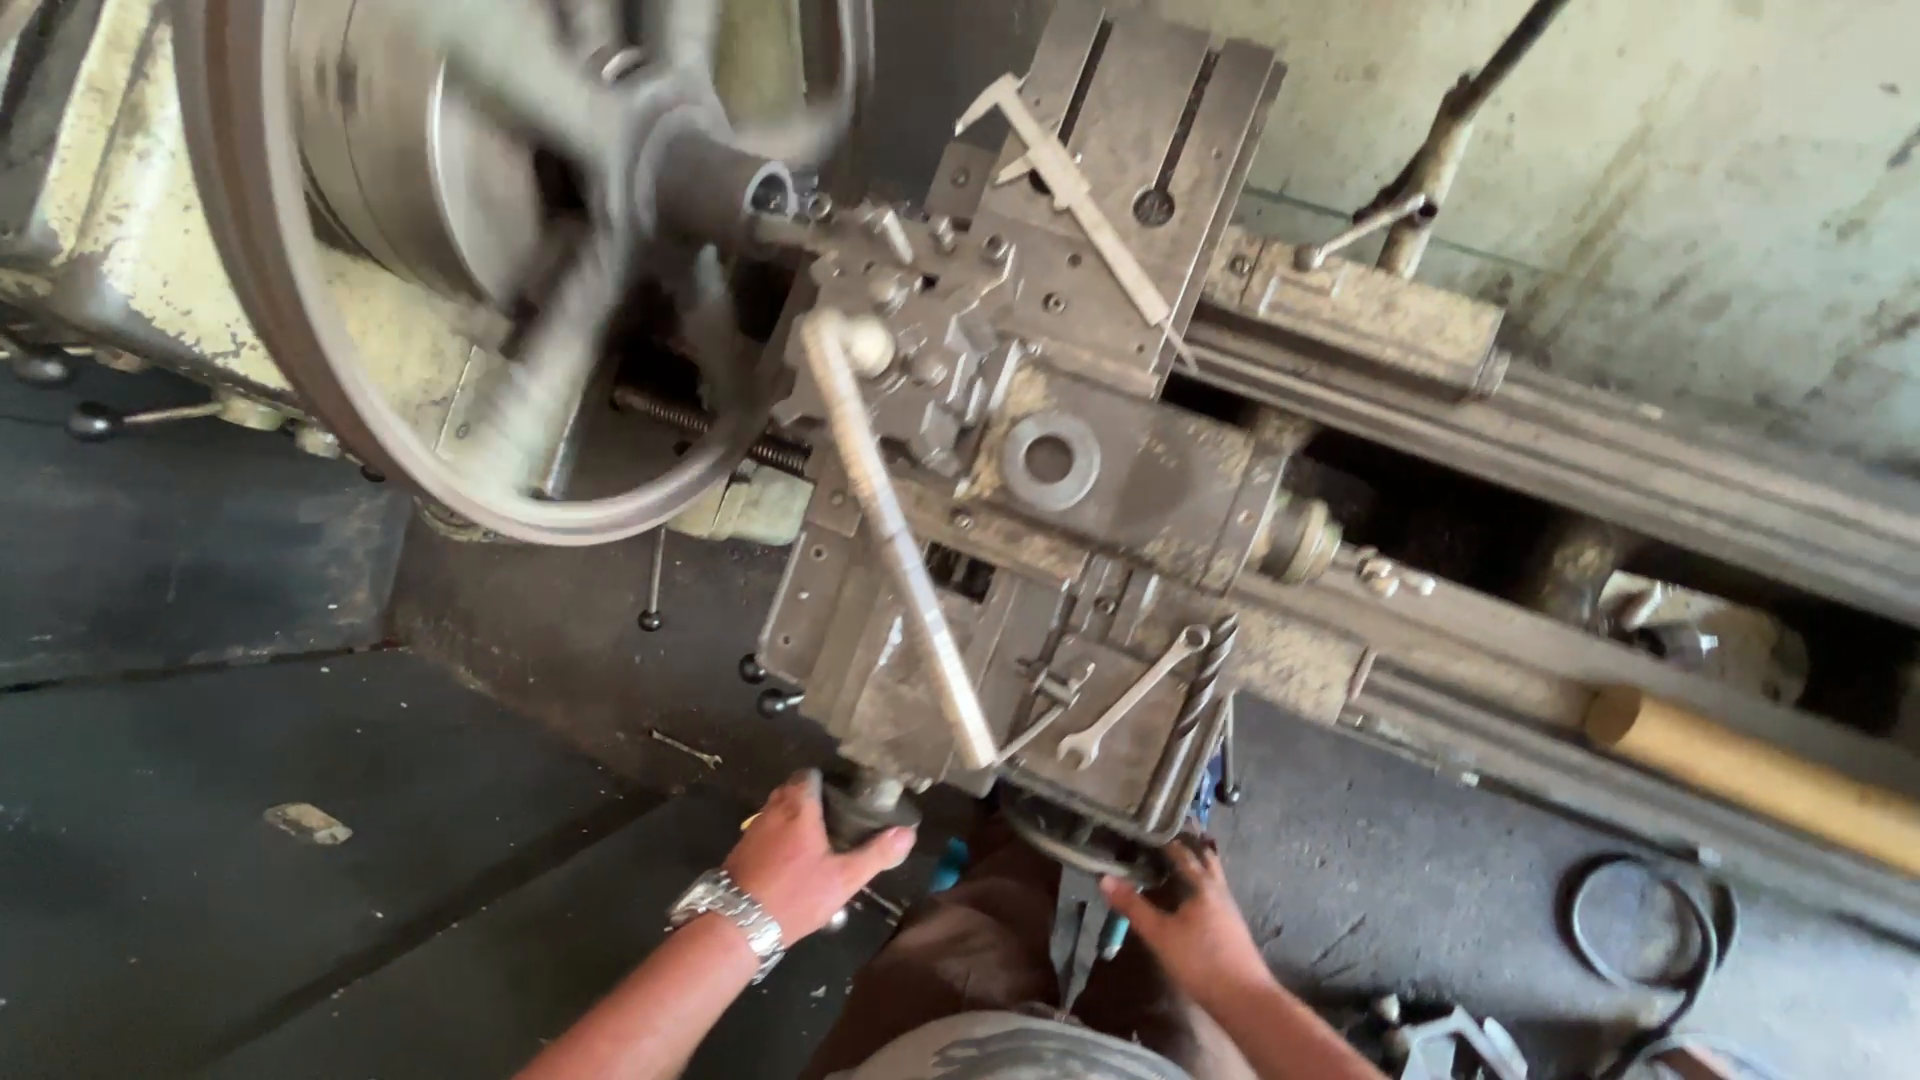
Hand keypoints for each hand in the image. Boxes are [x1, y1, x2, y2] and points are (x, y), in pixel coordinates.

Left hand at [724, 770, 915, 940]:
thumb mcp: (843, 878)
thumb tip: (907, 833)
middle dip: (813, 798)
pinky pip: (766, 831)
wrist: (736, 926)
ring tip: (818, 838)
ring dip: (795, 818)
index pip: (810, 774)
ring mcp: (753, 829)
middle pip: (793, 789)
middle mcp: (773, 809)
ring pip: (778, 811)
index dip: (827, 779)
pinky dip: (780, 836)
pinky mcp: (741, 850)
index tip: (845, 793)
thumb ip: (876, 854)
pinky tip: (793, 859)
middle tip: (836, 817)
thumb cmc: (794, 895)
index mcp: (798, 806)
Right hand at [1102, 840, 1274, 1008]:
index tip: (1144, 826)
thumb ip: (1133, 906)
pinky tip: (1186, 895)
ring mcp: (1228, 908)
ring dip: (1195, 862)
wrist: (1246, 1000)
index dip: (1164, 838)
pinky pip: (1212, 892)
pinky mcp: (1231, 926)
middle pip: (1204, 857)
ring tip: (1172, 858)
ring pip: (1211, 875)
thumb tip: (1104, 878)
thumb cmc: (1201, 961)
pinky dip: (1198, 883)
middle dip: (1186, 843)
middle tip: (1163, 833)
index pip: (1182, 851)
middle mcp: (1218, 889)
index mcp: (1203, 884)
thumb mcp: (1161, 934)